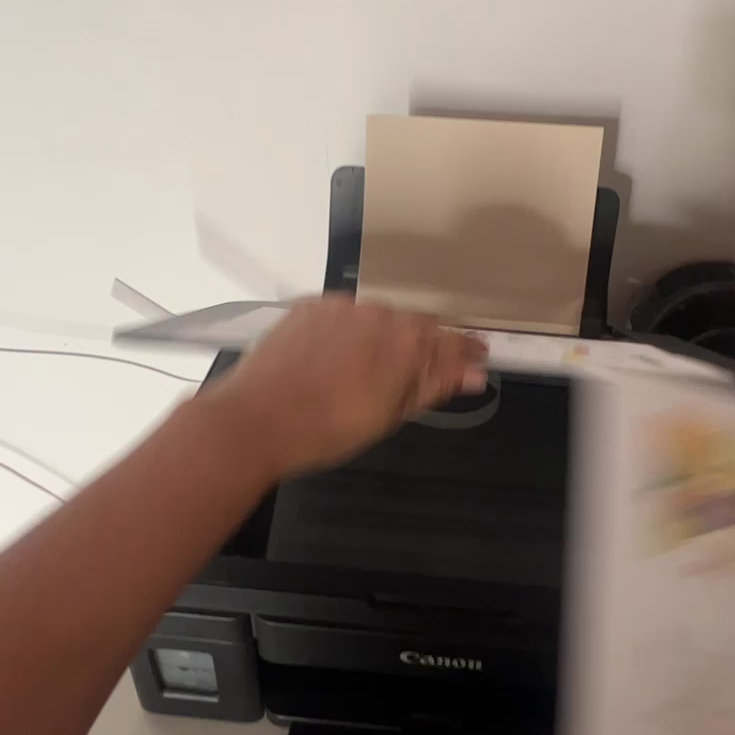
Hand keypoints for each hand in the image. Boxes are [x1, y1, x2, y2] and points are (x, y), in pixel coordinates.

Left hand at [199, 296, 487, 475]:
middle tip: (411, 375)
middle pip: (415, 326)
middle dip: (420, 347)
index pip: (452, 342)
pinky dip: (346, 332)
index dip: (466, 352)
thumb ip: (435, 385)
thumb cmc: (325, 428)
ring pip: (377, 319)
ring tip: (362, 373)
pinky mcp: (312, 306)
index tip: (475, 358)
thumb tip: (472, 374)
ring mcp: (343, 307)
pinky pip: (343, 315)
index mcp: (407, 343)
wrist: (258, 419)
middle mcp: (379, 315)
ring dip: (380, 338)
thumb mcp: (391, 415)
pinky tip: (333, 359)